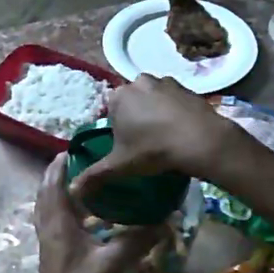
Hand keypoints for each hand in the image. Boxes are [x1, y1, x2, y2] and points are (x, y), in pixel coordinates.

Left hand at [35, 154, 158, 272]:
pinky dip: (56, 205)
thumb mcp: (114, 261)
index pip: (55, 185)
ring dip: (54, 189)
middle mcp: (48, 226)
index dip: (60, 166)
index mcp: (59, 223)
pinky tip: (74, 212)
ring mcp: (45, 239)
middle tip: (72, 159)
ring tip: (71, 179)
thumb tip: (164, 223)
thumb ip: (137, 240)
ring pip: (44, 205)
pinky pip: (48, 218)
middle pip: (45, 191)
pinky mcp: (48, 249)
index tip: (70, 149)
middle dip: (55, 173)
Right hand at [68, 76, 260, 198]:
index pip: (110, 111)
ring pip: (154, 100)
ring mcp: (166, 82)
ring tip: (164, 138)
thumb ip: (94, 176)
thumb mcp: (120, 166)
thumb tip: (73, 191)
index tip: (128, 146)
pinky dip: (175, 112)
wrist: (200, 140)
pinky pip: (175, 101)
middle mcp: (140, 81)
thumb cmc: (153, 150)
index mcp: (119, 96)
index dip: (118, 130)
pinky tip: (180, 131)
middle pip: (132, 103)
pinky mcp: (188, 87)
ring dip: (156, 113)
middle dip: (136, 119)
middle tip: (146, 144)